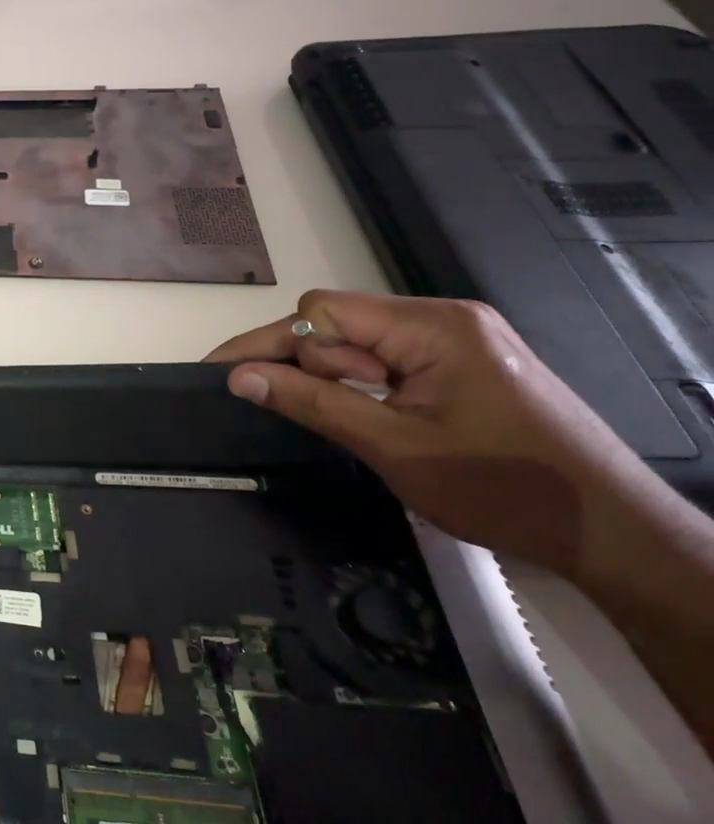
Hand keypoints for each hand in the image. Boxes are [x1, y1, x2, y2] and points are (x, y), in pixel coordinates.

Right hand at [204, 290, 657, 578]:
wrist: (612, 533)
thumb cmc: (501, 488)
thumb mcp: (392, 446)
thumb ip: (311, 403)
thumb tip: (238, 377)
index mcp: (433, 326)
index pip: (323, 311)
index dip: (274, 344)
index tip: (232, 382)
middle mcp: (446, 319)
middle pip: (340, 323)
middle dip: (314, 366)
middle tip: (322, 417)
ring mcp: (461, 341)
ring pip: (362, 344)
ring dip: (340, 380)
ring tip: (360, 426)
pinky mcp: (468, 366)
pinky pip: (391, 361)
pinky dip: (366, 387)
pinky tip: (369, 417)